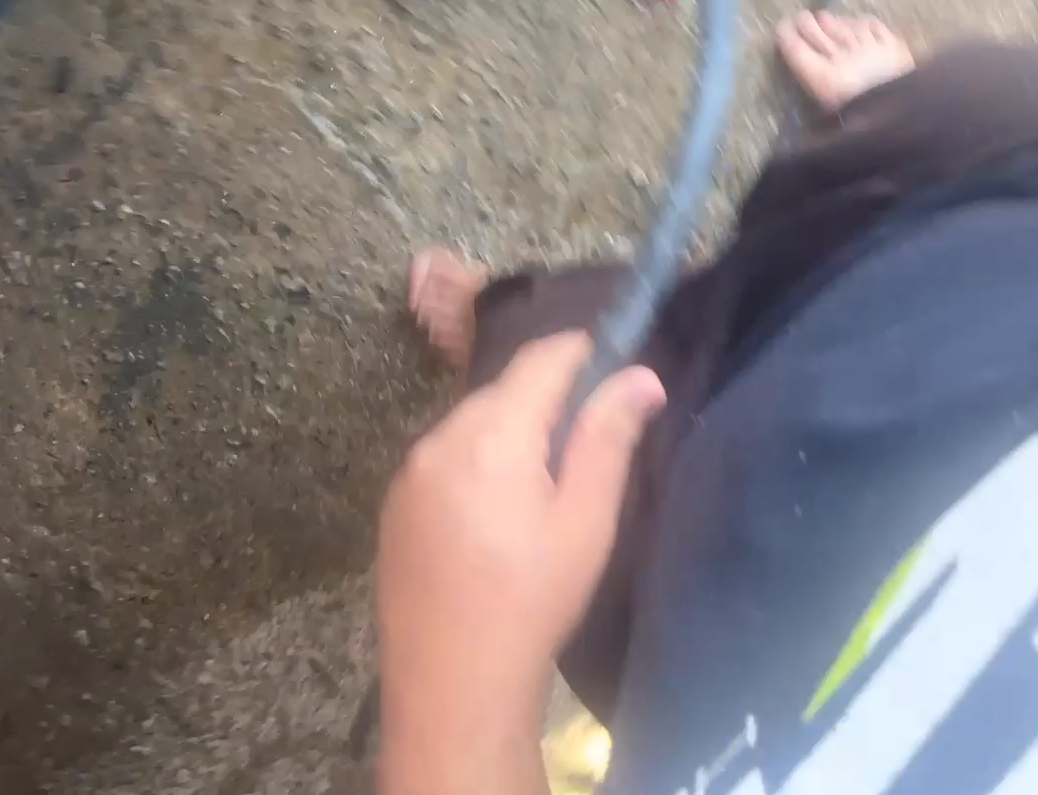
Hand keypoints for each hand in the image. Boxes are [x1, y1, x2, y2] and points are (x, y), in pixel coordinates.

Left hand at [375, 333, 664, 789]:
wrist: (452, 688)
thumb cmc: (534, 598)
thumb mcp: (586, 519)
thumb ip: (609, 437)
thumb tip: (642, 376)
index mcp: (493, 436)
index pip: (540, 359)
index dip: (580, 350)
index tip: (611, 359)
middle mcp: (441, 439)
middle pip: (504, 388)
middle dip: (547, 395)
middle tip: (586, 431)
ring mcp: (410, 471)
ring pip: (472, 420)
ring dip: (511, 426)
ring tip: (542, 476)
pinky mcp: (395, 502)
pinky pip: (445, 453)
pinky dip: (477, 455)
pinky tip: (494, 506)